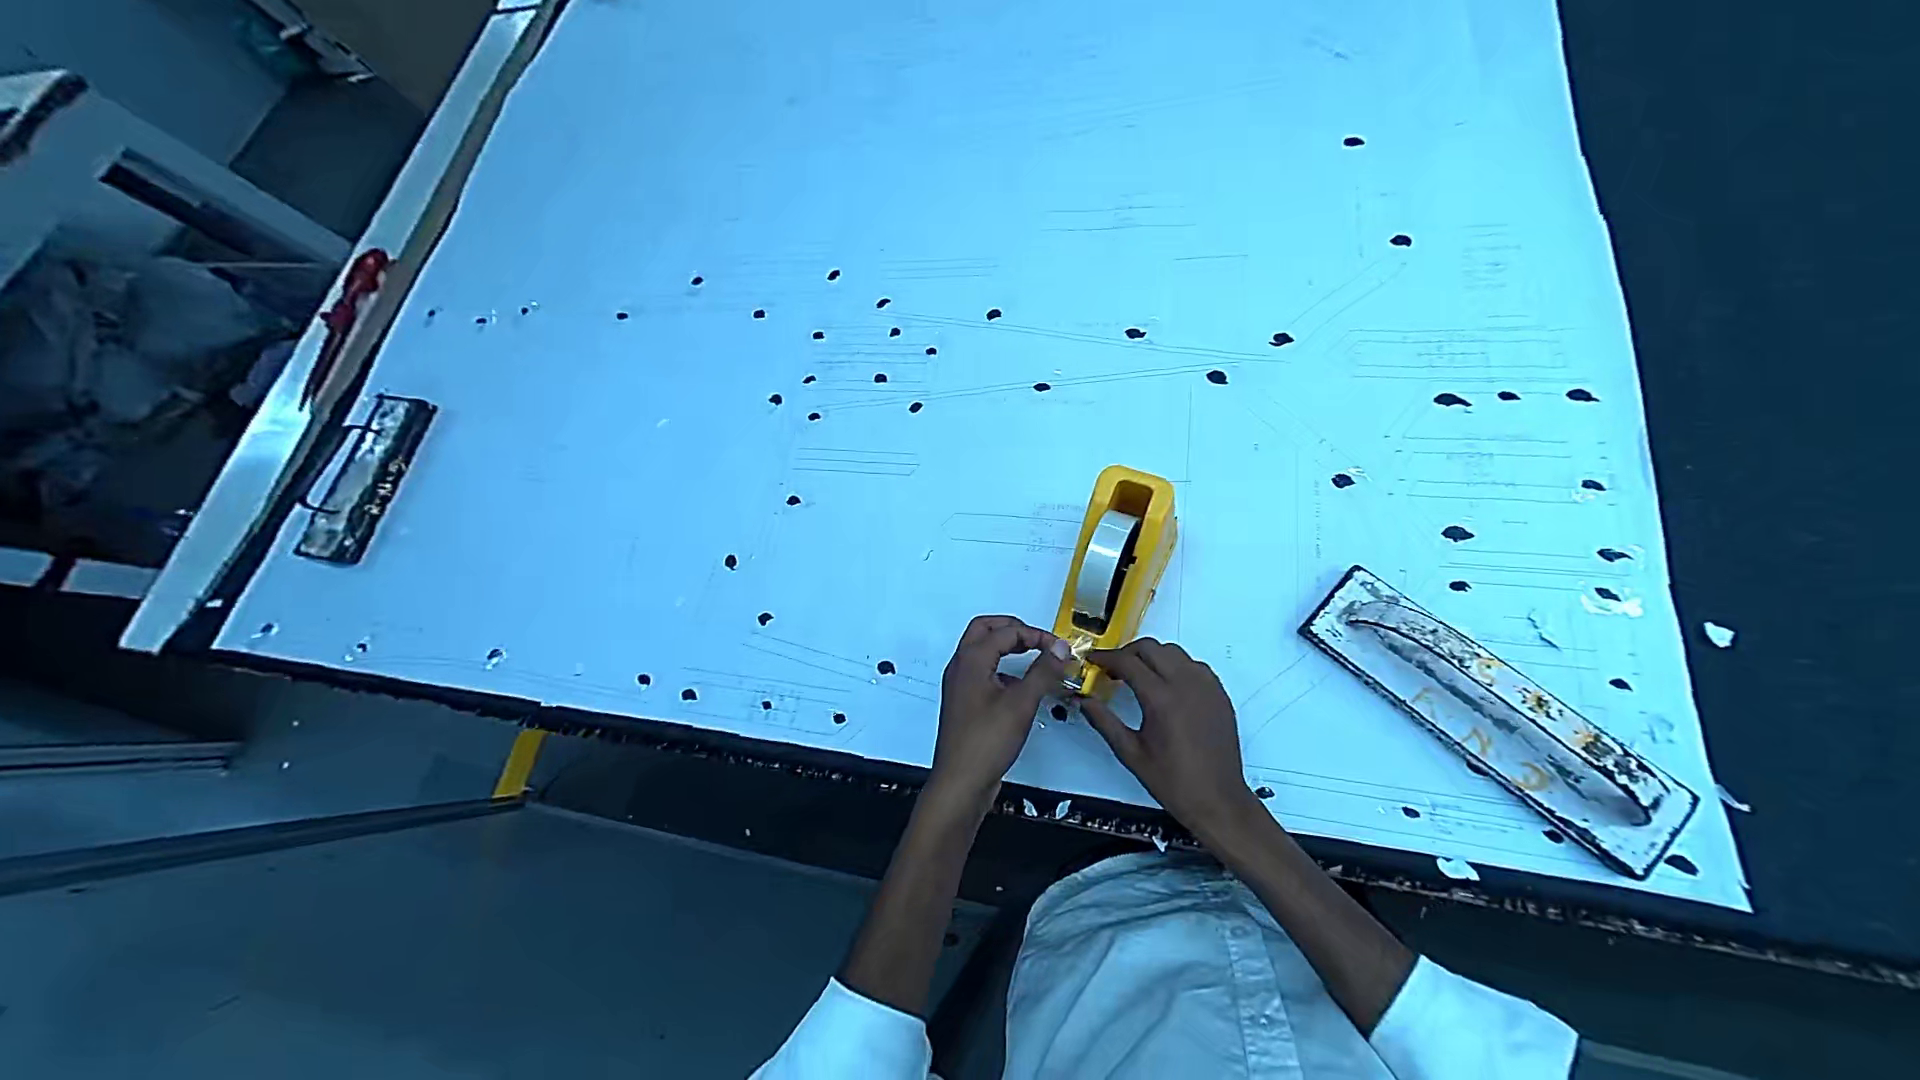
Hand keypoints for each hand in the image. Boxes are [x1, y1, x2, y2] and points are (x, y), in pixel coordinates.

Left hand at [931, 615, 1071, 802]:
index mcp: (970, 660)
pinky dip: (1001, 669)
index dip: (1036, 635)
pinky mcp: (964, 702)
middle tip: (1039, 638)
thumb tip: (1058, 649)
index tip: (1058, 648)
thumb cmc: (984, 744)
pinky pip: (982, 672)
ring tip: (1033, 658)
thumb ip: (1042, 671)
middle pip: (985, 630)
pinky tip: (1020, 687)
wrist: (961, 782)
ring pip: (981, 650)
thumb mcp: (1021, 703)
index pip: (1006, 632)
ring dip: (1006, 647)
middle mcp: (960, 667)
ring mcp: (960, 685)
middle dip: (1014, 629)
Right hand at [1079, 638, 1258, 840]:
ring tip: (1139, 675)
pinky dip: (1176, 666)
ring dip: (1152, 656)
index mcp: (1161, 699)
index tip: (1093, 661)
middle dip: (1127, 653)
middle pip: (1151, 648)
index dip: (1105, 658)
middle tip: (1113, 669)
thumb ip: (1104, 721)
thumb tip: (1083, 701)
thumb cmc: (1173, 781)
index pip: (1127, 662)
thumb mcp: (1130, 753)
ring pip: (1174, 652)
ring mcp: (1207, 687)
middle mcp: (1186, 685)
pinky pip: (1194, 665)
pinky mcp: (1219, 694)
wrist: (1217, 800)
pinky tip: (1166, 685)